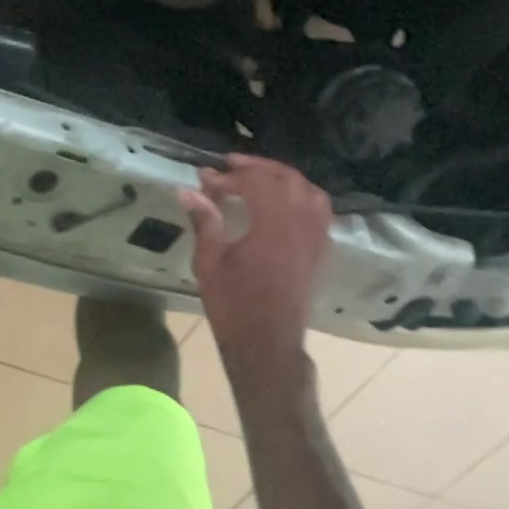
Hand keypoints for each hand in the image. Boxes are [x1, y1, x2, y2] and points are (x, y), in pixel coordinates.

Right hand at [178, 154, 332, 356]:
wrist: (267, 342)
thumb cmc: (234, 304)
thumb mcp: (210, 262)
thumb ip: (204, 222)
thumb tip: (187, 190)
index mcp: (274, 223)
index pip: (254, 182)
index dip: (227, 176)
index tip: (203, 177)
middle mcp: (302, 222)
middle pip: (285, 177)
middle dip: (256, 167)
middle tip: (229, 166)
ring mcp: (317, 235)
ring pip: (308, 189)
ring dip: (282, 178)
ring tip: (258, 180)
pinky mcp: (321, 249)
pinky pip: (319, 209)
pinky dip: (301, 196)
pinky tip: (283, 204)